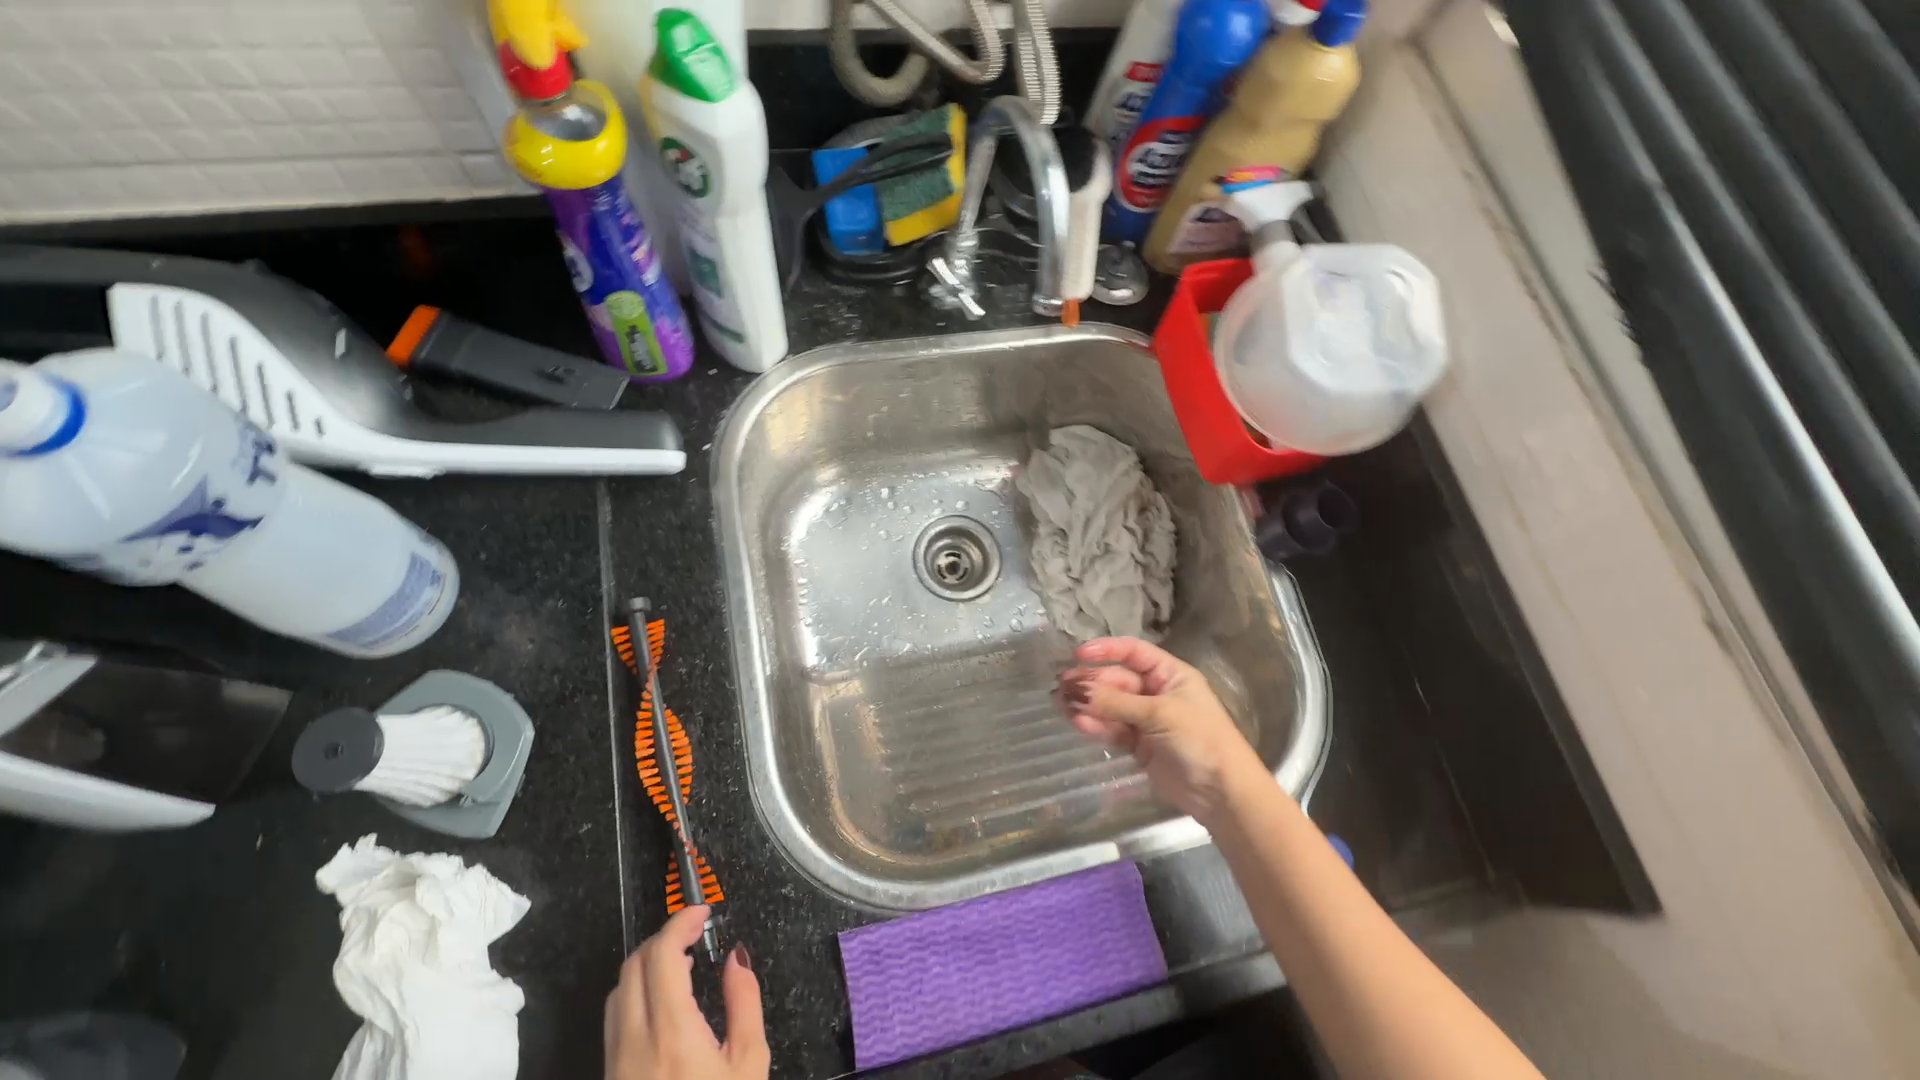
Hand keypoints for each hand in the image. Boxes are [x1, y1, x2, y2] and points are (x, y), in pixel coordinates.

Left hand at [604, 906, 768, 1079]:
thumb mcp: (750, 1064)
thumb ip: (745, 1003)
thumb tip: (736, 957)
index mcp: (672, 1032)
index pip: (662, 956)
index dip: (680, 922)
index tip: (704, 911)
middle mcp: (634, 1039)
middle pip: (635, 963)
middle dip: (665, 936)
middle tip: (697, 932)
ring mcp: (616, 1057)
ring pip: (620, 987)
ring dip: (648, 961)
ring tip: (683, 959)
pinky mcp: (611, 1071)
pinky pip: (616, 1013)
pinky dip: (637, 987)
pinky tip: (663, 996)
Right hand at [1057, 637, 1269, 825]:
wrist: (1221, 792)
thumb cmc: (1199, 738)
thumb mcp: (1159, 713)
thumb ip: (1115, 702)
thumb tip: (1075, 689)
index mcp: (1170, 675)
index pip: (1133, 652)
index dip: (1106, 650)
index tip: (1078, 654)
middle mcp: (1157, 693)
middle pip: (1117, 680)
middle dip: (1091, 682)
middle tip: (1061, 687)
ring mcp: (1147, 721)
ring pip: (1110, 706)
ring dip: (1088, 705)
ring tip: (1060, 704)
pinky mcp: (1139, 746)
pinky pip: (1113, 730)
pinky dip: (1095, 726)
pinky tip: (1077, 722)